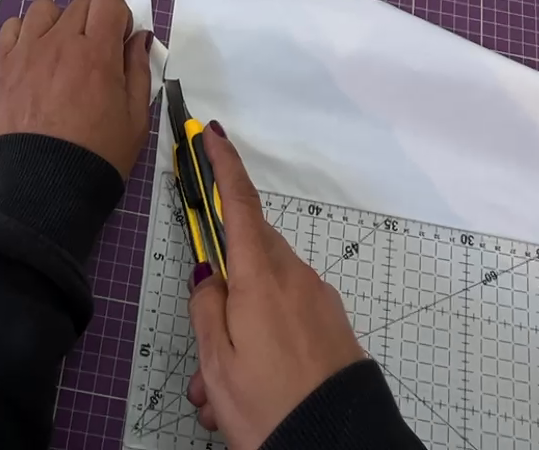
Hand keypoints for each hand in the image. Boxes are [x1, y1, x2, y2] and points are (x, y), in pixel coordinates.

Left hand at [0, 0, 151, 178]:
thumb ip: (139, 70)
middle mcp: (61, 43)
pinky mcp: (3, 66)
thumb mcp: (136, 118)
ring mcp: (28, 52)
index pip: (109, 2)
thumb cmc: (98, 155)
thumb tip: (138, 38)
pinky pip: (12, 27)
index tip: (118, 42)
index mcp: (98, 54)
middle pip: (80, 3)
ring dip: (59, 23)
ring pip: (45, 9)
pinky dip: (25, 33)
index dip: (119, 18)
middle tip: (95, 55)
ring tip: (62, 54)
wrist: (46, 188)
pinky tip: (35, 57)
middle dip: (94, 22)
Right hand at [186, 127, 365, 449]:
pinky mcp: (334, 325)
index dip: (224, 163)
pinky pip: (288, 314)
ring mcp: (318, 299)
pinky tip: (253, 387)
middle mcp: (294, 276)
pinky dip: (265, 339)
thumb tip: (210, 274)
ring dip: (240, 326)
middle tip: (204, 347)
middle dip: (223, 286)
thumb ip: (207, 306)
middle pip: (248, 253)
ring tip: (221, 391)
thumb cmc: (270, 405)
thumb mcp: (218, 361)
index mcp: (261, 275)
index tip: (211, 133)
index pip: (239, 201)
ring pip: (265, 291)